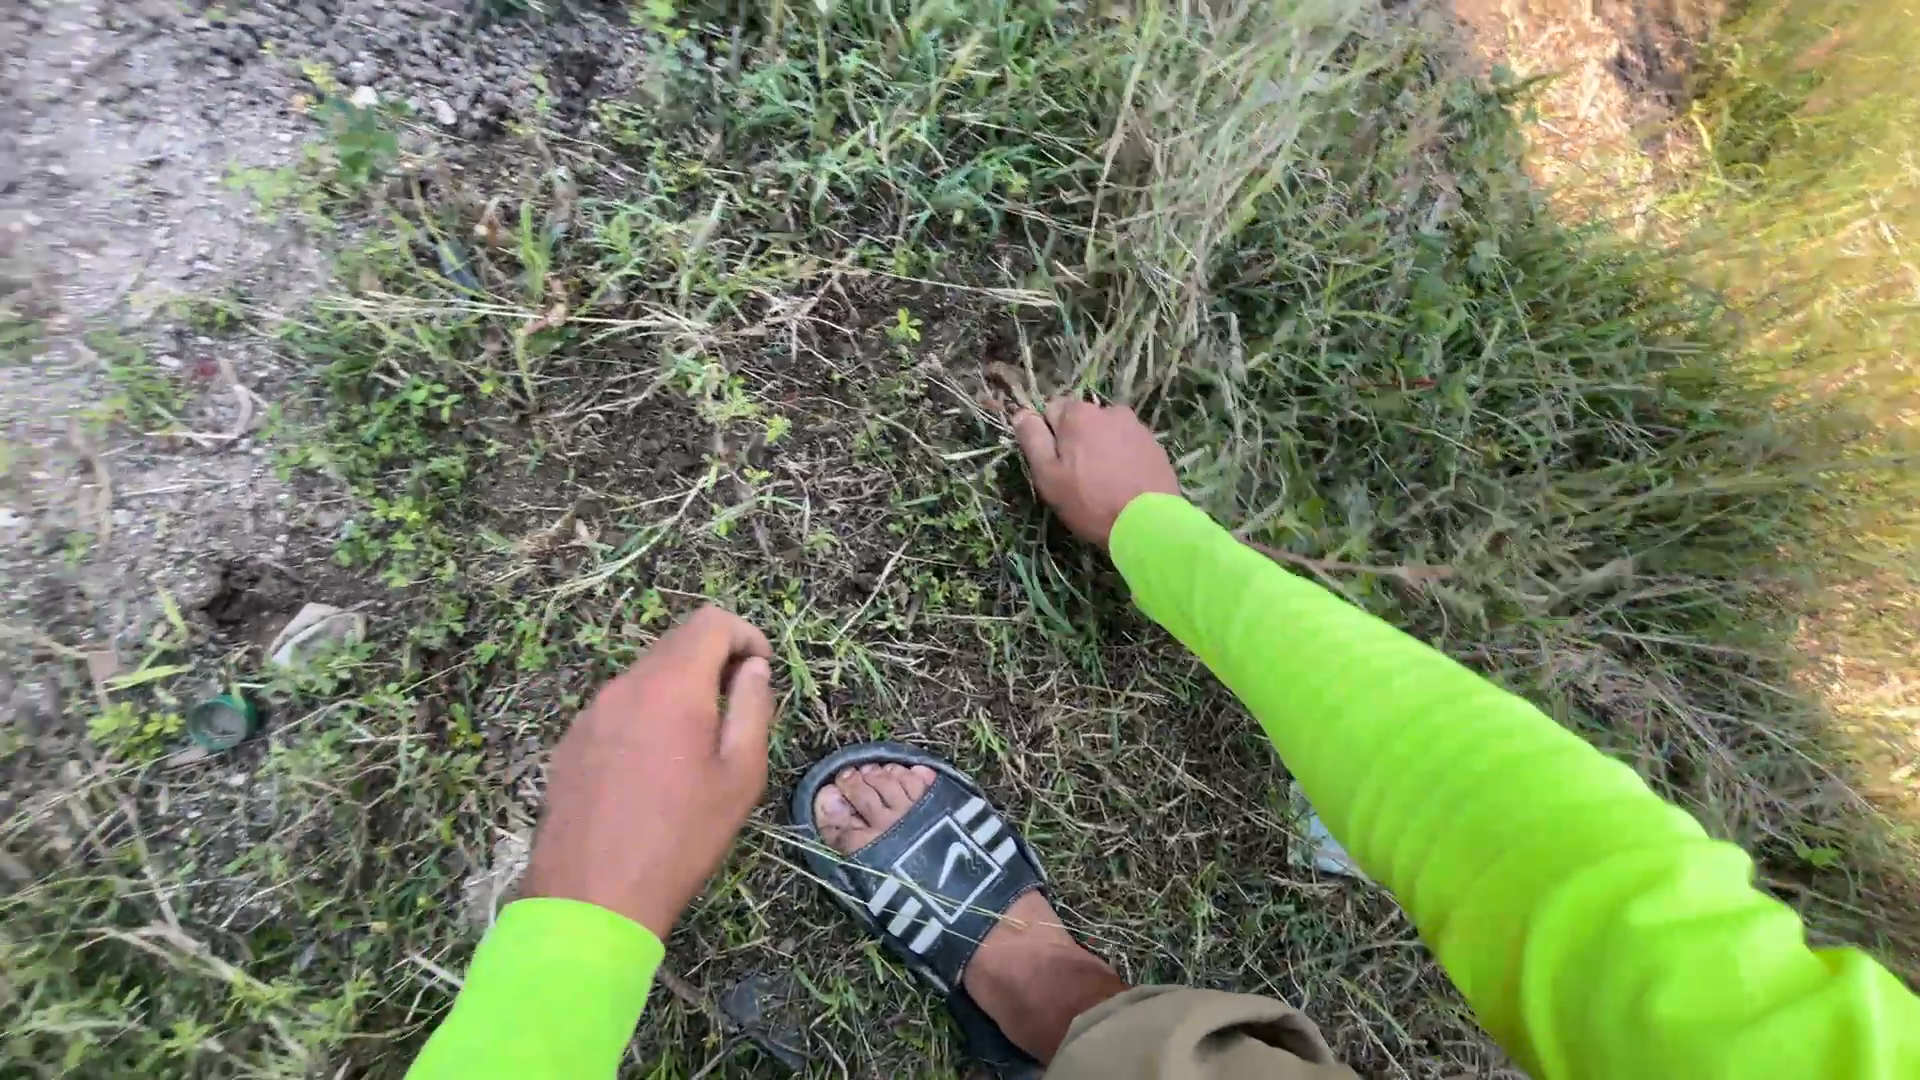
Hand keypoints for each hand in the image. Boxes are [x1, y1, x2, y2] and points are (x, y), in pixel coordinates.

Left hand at [521, 605, 775, 936]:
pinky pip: (620, 705)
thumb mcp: (741, 774)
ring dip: (682, 687)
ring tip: (697, 743)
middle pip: (677, 642)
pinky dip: (648, 711)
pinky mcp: (570, 742)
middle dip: (716, 660)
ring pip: (647, 674)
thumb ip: (753, 707)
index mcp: (671, 686)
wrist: (589, 903)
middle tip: (737, 707)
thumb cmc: (681, 837)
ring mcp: (590, 713)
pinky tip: (654, 766)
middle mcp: (625, 686)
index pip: (711, 622)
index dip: (746, 634)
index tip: (761, 671)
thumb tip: (753, 668)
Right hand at [1013, 397, 1180, 547]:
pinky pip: (1127, 445)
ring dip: (1100, 448)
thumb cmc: (1089, 501)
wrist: (1147, 522)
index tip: (1054, 465)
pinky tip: (1123, 483)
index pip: (1051, 411)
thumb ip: (1033, 440)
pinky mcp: (1154, 444)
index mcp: (1078, 414)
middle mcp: (1108, 410)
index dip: (1048, 437)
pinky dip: (1121, 458)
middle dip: (1075, 441)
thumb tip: (1021, 414)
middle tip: (1077, 478)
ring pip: (1105, 433)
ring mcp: (1135, 426)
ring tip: (1103, 482)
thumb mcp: (1048, 475)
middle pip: (1081, 421)